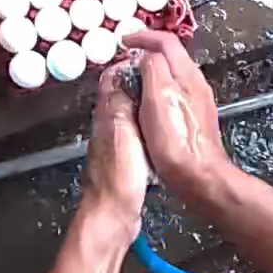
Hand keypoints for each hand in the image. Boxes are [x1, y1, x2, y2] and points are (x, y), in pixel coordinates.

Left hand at [77, 66, 148, 248]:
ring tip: (166, 99)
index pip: (112, 79)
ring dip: (145, 105)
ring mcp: (116, 145)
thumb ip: (123, 102)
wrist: (113, 216)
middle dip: (139, 83)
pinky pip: (137, 136)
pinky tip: (163, 132)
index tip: (147, 57)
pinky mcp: (125, 161)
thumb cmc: (120, 175)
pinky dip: (149, 128)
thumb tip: (123, 71)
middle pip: (122, 95)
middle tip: (163, 75)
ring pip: (130, 115)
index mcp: (106, 115)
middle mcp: (107, 126)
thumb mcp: (124, 130)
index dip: (127, 64)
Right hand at [120, 31, 233, 198]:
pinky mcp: (193, 120)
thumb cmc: (178, 144)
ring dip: (150, 72)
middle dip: (146, 53)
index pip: (166, 41)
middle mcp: (196, 85)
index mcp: (187, 75)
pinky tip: (145, 106)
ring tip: (131, 80)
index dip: (143, 37)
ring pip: (172, 75)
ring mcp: (197, 102)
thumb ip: (152, 69)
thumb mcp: (158, 98)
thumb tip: (146, 55)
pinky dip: (156, 91)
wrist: (200, 178)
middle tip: (125, 58)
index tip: (125, 41)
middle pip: (170, 56)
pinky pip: (173, 94)